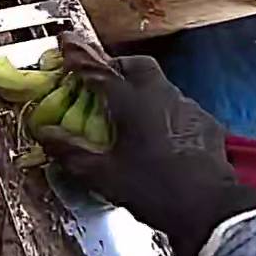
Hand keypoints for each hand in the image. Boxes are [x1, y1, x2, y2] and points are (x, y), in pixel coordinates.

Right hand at [36, 33, 255, 255]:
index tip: (65, 43)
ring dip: (141, 90)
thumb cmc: (152, 189)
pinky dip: (163, 112)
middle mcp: (159, 95)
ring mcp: (187, 107)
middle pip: (135, 65)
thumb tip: (44, 133)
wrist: (212, 212)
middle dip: (116, 67)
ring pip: (160, 85)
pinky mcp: (206, 124)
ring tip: (129, 112)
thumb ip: (69, 151)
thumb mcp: (102, 174)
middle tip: (102, 82)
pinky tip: (159, 134)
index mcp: (131, 101)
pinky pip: (178, 107)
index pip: (97, 70)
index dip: (78, 57)